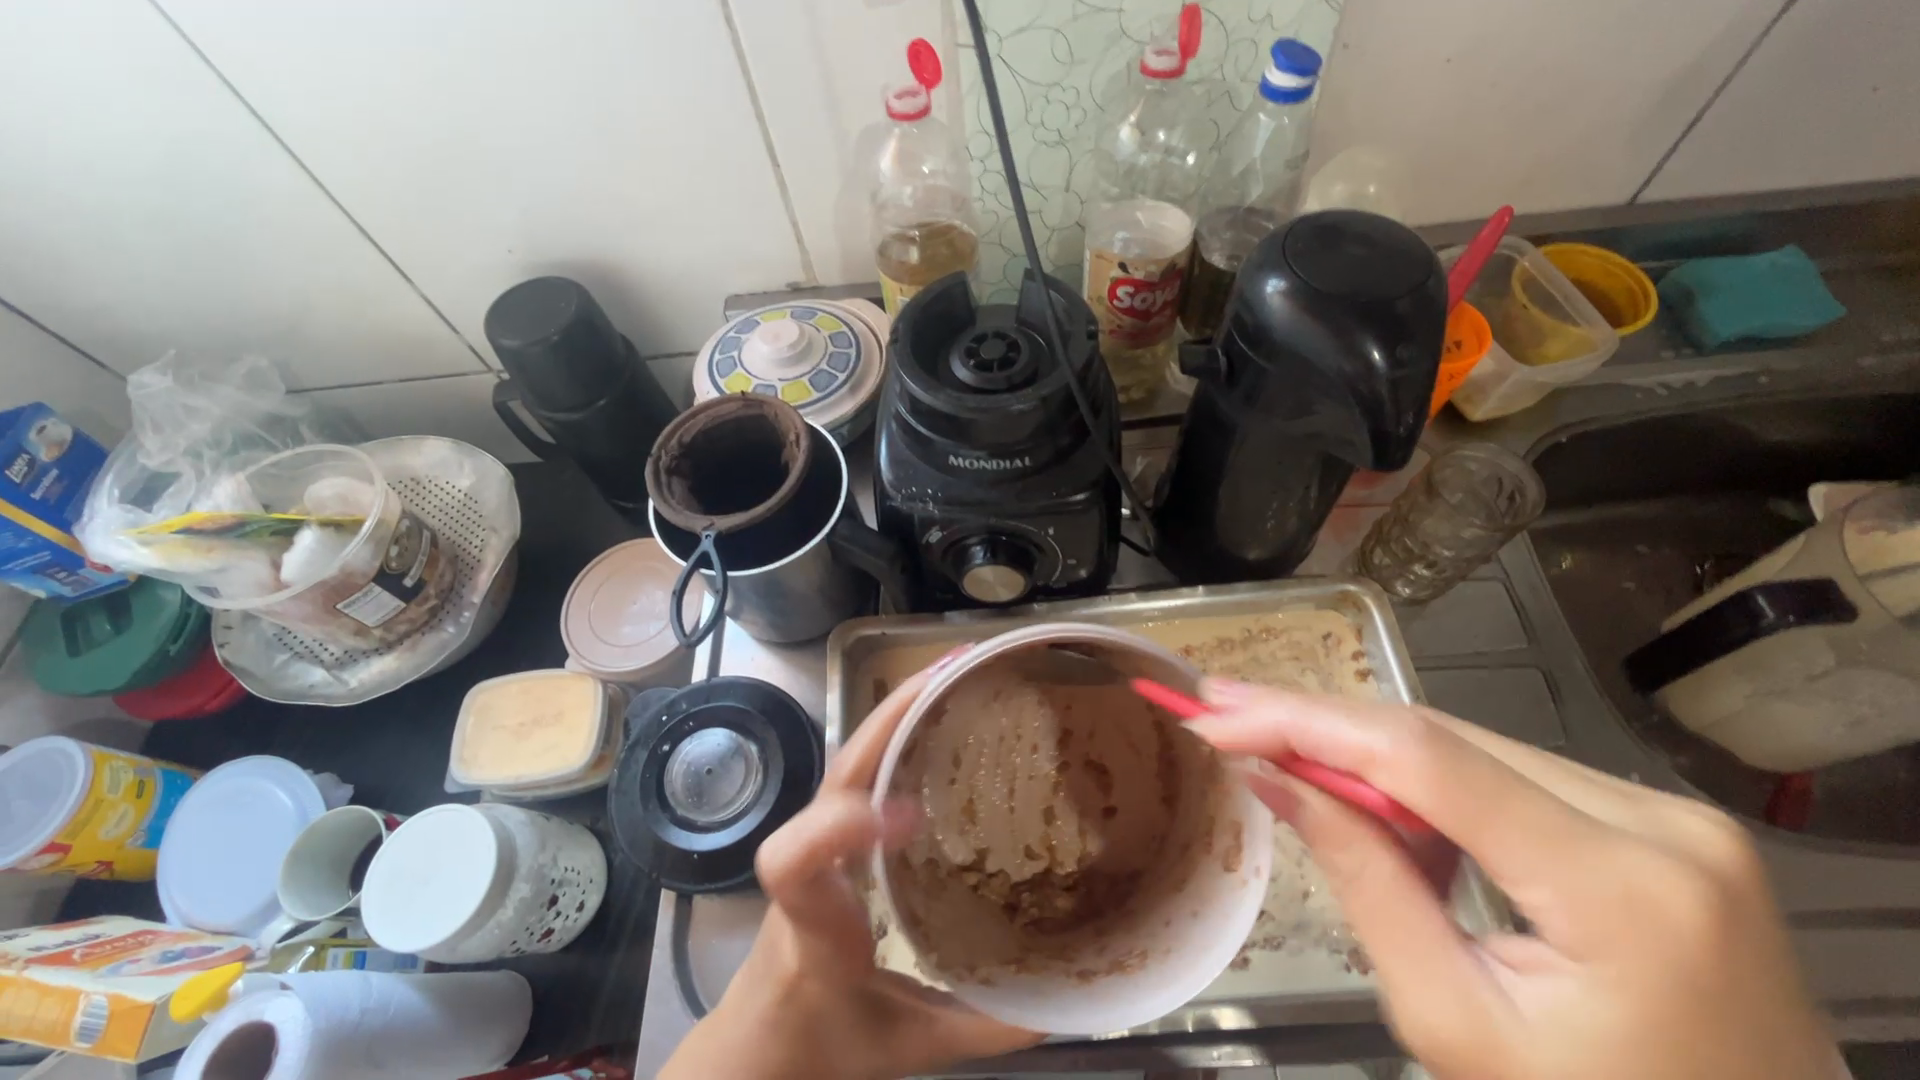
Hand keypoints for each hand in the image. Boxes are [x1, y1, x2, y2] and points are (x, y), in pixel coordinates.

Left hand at [660, 650, 1040, 1079]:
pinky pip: (862, 769)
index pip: (793, 863)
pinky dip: (898, 732)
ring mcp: (816, 838)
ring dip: (898, 709)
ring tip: (955, 675)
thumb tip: (1064, 1009)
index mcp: (817, 926)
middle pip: (836, 771)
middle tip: (959, 672)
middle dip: (895, 715)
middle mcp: (811, 866)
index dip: (841, 827)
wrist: (763, 1038)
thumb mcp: (907, 1044)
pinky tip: (939, 714)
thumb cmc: (823, 1039)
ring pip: (849, 758)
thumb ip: (982, 1030)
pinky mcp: (830, 831)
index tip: (911, 817)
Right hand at [1187, 680, 1845, 1079]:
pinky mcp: (1663, 821)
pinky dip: (1433, 787)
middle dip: (1324, 726)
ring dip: (1372, 757)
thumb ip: (1364, 882)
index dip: (1304, 721)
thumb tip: (1273, 776)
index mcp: (1619, 887)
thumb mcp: (1452, 1020)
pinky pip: (1513, 776)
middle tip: (1227, 714)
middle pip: (1445, 740)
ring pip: (1472, 748)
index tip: (1215, 713)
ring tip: (1296, 773)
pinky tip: (1390, 817)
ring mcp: (1671, 813)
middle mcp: (1659, 820)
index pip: (1422, 758)